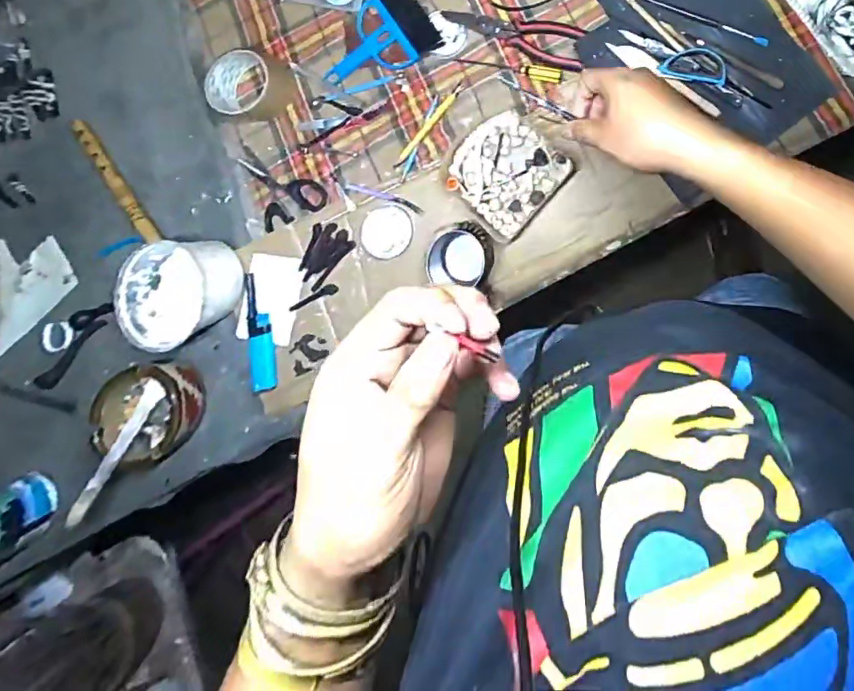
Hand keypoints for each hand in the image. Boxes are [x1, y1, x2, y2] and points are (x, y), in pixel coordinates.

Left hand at [285, 286, 518, 601]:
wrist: (351, 548)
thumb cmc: (349, 498)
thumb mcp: (380, 446)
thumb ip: (413, 391)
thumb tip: (447, 341)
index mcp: (359, 361)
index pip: (398, 308)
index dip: (434, 306)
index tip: (464, 327)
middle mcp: (387, 360)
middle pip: (430, 313)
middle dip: (464, 314)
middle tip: (490, 331)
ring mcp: (414, 378)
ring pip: (454, 338)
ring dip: (482, 342)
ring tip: (499, 362)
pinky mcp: (437, 399)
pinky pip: (466, 369)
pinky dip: (489, 371)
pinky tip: (504, 385)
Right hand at [560, 67, 733, 175]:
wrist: (693, 145)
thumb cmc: (644, 138)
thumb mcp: (605, 138)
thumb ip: (582, 131)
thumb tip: (569, 128)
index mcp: (616, 78)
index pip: (586, 78)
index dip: (577, 101)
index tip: (581, 122)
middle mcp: (636, 74)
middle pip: (605, 84)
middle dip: (596, 108)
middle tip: (598, 131)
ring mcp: (656, 83)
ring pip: (624, 93)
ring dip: (614, 112)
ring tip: (618, 136)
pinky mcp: (670, 96)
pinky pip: (642, 99)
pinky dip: (633, 113)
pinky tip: (639, 135)